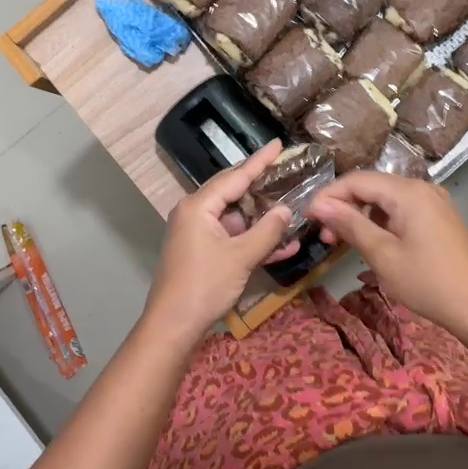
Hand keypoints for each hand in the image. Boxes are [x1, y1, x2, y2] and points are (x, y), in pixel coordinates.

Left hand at [143, 140, 298, 341]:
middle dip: (262, 187)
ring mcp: (198, 234)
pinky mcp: (203, 253)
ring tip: (294, 212)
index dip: (259, 161)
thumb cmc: (204, 285)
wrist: (173, 324)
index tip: (277, 144)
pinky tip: (284, 246)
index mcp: (198, 206)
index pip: (235, 177)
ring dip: (263, 221)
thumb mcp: (240, 257)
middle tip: (287, 172)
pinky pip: (232, 238)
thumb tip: (286, 209)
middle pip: (234, 193)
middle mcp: (195, 213)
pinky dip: (253, 241)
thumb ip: (266, 231)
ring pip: (236, 219)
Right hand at [307, 171, 467, 332]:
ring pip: (386, 199)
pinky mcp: (440, 218)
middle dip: (343, 206)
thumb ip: (350, 224)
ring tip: (343, 242)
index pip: (356, 180)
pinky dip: (382, 221)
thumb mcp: (382, 254)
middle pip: (372, 186)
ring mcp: (434, 202)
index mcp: (408, 192)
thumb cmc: (428, 282)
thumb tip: (319, 204)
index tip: (307, 218)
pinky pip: (402, 210)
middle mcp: (422, 188)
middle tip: (324, 236)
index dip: (328, 195)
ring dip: (361, 215)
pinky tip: (372, 243)